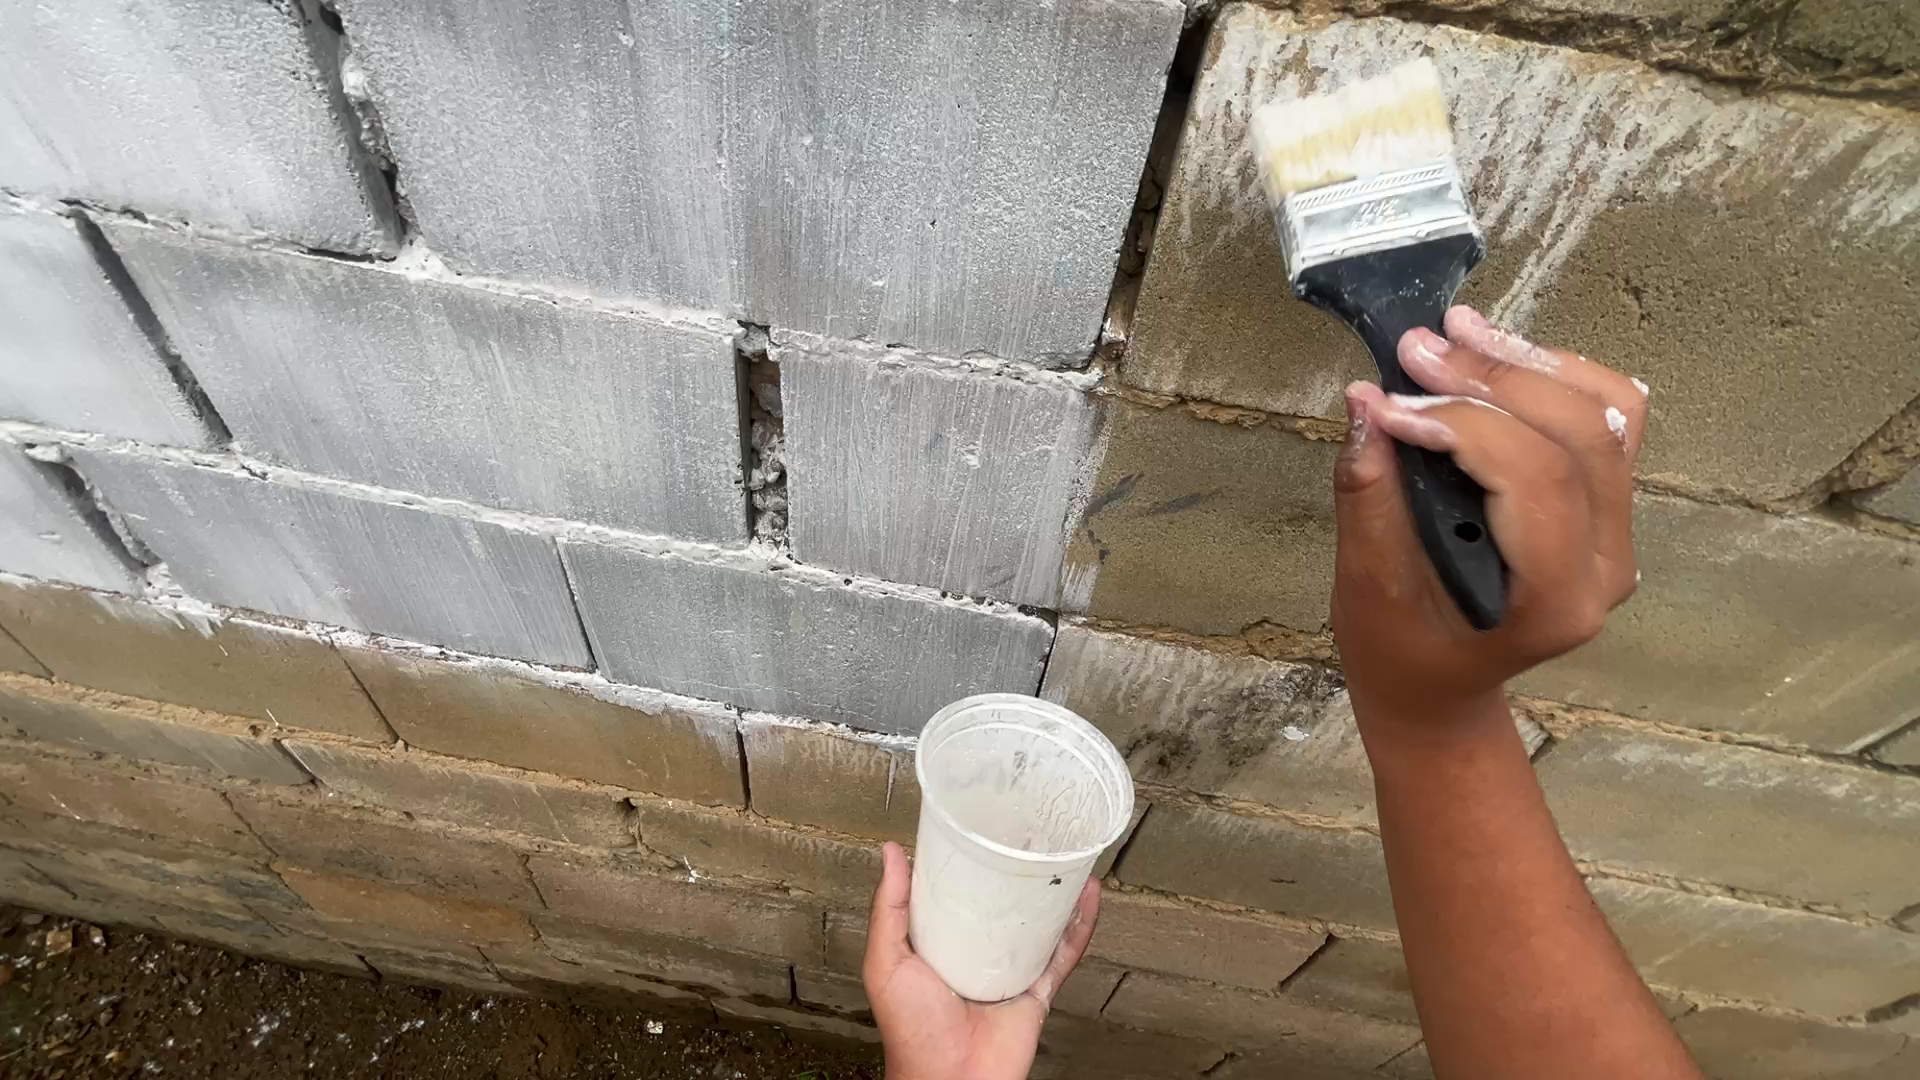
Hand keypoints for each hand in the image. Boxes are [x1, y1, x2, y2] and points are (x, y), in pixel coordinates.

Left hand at [862, 841, 1099, 1079]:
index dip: (967, 858)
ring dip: (1054, 889)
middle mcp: (979, 949)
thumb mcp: (888, 963)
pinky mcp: (1038, 988)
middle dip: (1016, 867)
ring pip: (1039, 920)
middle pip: (1003, 900)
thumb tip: (889, 853)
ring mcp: (1011, 967)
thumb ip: (889, 910)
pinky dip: (1079, 924)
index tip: (977, 823)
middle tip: (1028, 828)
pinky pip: (1063, 952)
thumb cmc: (912, 1032)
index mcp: (942, 939)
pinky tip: (1089, 895)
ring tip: (1064, 852)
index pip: (956, 889)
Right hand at [1332, 305, 1647, 728]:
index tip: (1384, 400)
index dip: (1458, 423)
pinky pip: (1605, 425)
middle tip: (1412, 347)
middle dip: (1491, 379)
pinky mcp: (1602, 512)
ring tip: (1453, 333)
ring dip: (1527, 365)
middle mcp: (1607, 563)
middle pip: (1579, 435)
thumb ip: (1369, 496)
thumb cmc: (1393, 651)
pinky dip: (1551, 379)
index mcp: (1552, 597)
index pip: (1530, 479)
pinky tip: (1494, 358)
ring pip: (1608, 416)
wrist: (1435, 688)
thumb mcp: (1365, 583)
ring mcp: (1617, 535)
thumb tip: (1362, 405)